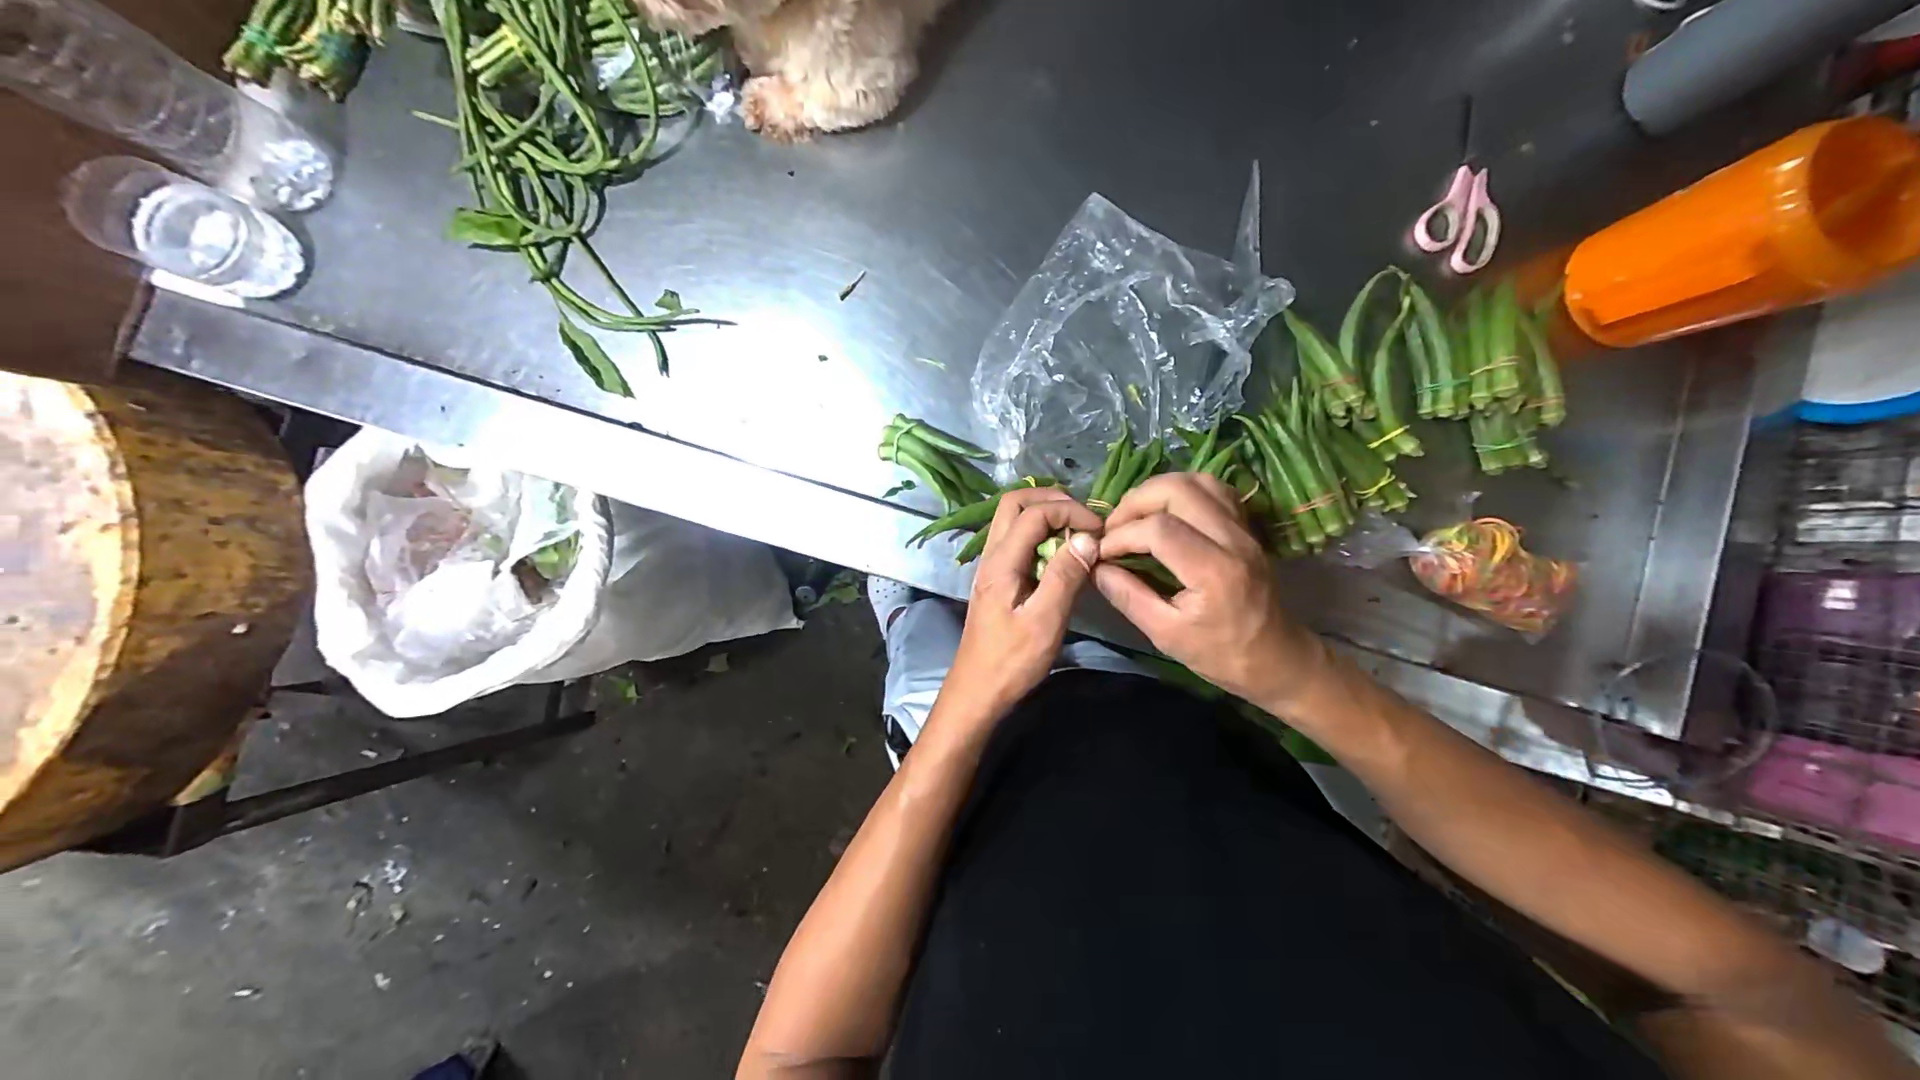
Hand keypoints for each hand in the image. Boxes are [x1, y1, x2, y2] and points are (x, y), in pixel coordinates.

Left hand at [936, 488, 1104, 731]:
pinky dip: (1040, 534)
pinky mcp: (998, 579)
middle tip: (1085, 519)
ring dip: (1045, 514)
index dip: (1069, 511)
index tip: (1099, 531)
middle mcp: (991, 556)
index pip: (1033, 512)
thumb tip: (1088, 537)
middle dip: (1053, 501)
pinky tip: (1062, 553)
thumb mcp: (1045, 621)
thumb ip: (1065, 576)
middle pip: (1014, 503)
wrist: (978, 691)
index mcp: (1000, 562)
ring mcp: (992, 566)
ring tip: (1078, 531)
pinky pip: (1017, 540)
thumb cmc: (1011, 661)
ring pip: (1013, 519)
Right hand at [1093, 474, 1327, 713]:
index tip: (1103, 553)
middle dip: (1136, 502)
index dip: (1121, 535)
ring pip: (1198, 481)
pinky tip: (1165, 513)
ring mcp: (1243, 529)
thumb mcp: (1166, 635)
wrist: (1279, 659)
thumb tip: (1096, 567)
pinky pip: (1214, 491)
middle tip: (1115, 527)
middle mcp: (1233, 540)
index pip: (1158, 529)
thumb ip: (1128, 596)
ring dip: (1159, 491)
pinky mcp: (1247, 527)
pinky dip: (1183, 492)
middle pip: (1178, 490)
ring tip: (1137, 516)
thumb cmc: (1221, 655)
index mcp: (1214, 571)